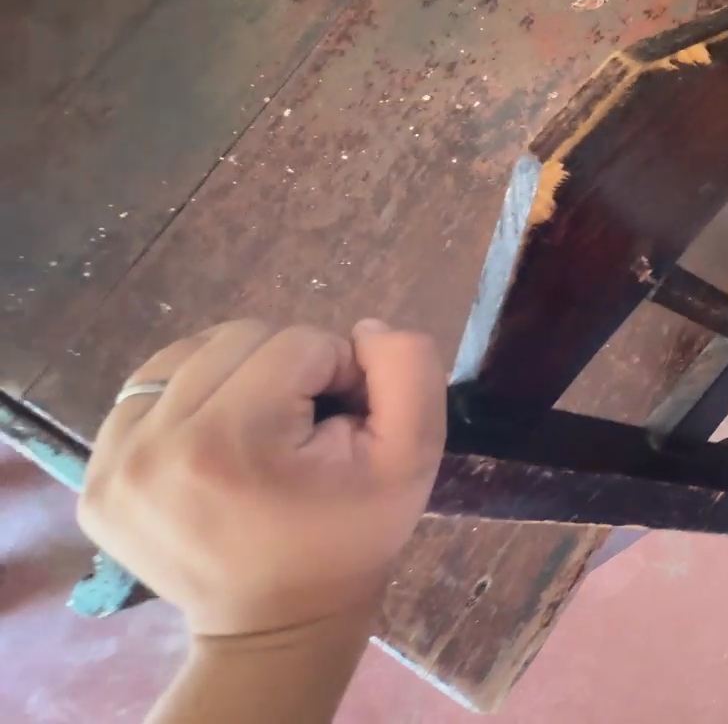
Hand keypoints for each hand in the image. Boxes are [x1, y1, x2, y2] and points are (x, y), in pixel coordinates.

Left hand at [79, 318, 445, 638]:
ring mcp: (107, 464)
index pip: (301, 342)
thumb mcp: (416, 450)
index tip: (349, 422)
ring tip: (271, 419)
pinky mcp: (89, 478)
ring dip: (245, 371)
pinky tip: (226, 428)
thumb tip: (365, 331)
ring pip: (189, 354)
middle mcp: (151, 445)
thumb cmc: (357, 531)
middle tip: (315, 420)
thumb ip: (409, 370)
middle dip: (295, 364)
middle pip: (242, 338)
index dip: (344, 369)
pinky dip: (197, 392)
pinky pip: (147, 389)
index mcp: (230, 441)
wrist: (281, 617)